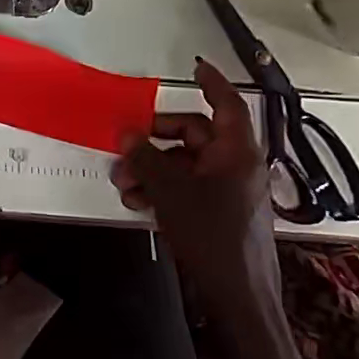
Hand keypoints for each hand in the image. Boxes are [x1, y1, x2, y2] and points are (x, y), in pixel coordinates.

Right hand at [112, 58, 280, 331]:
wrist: (236, 292)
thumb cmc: (211, 234)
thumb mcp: (170, 192)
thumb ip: (146, 159)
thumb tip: (127, 135)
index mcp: (236, 151)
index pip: (226, 104)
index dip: (211, 82)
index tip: (195, 66)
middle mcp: (234, 165)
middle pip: (192, 136)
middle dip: (154, 141)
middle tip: (123, 150)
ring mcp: (226, 190)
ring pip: (183, 164)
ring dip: (150, 169)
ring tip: (123, 184)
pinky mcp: (217, 211)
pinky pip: (185, 187)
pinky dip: (161, 189)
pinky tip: (136, 202)